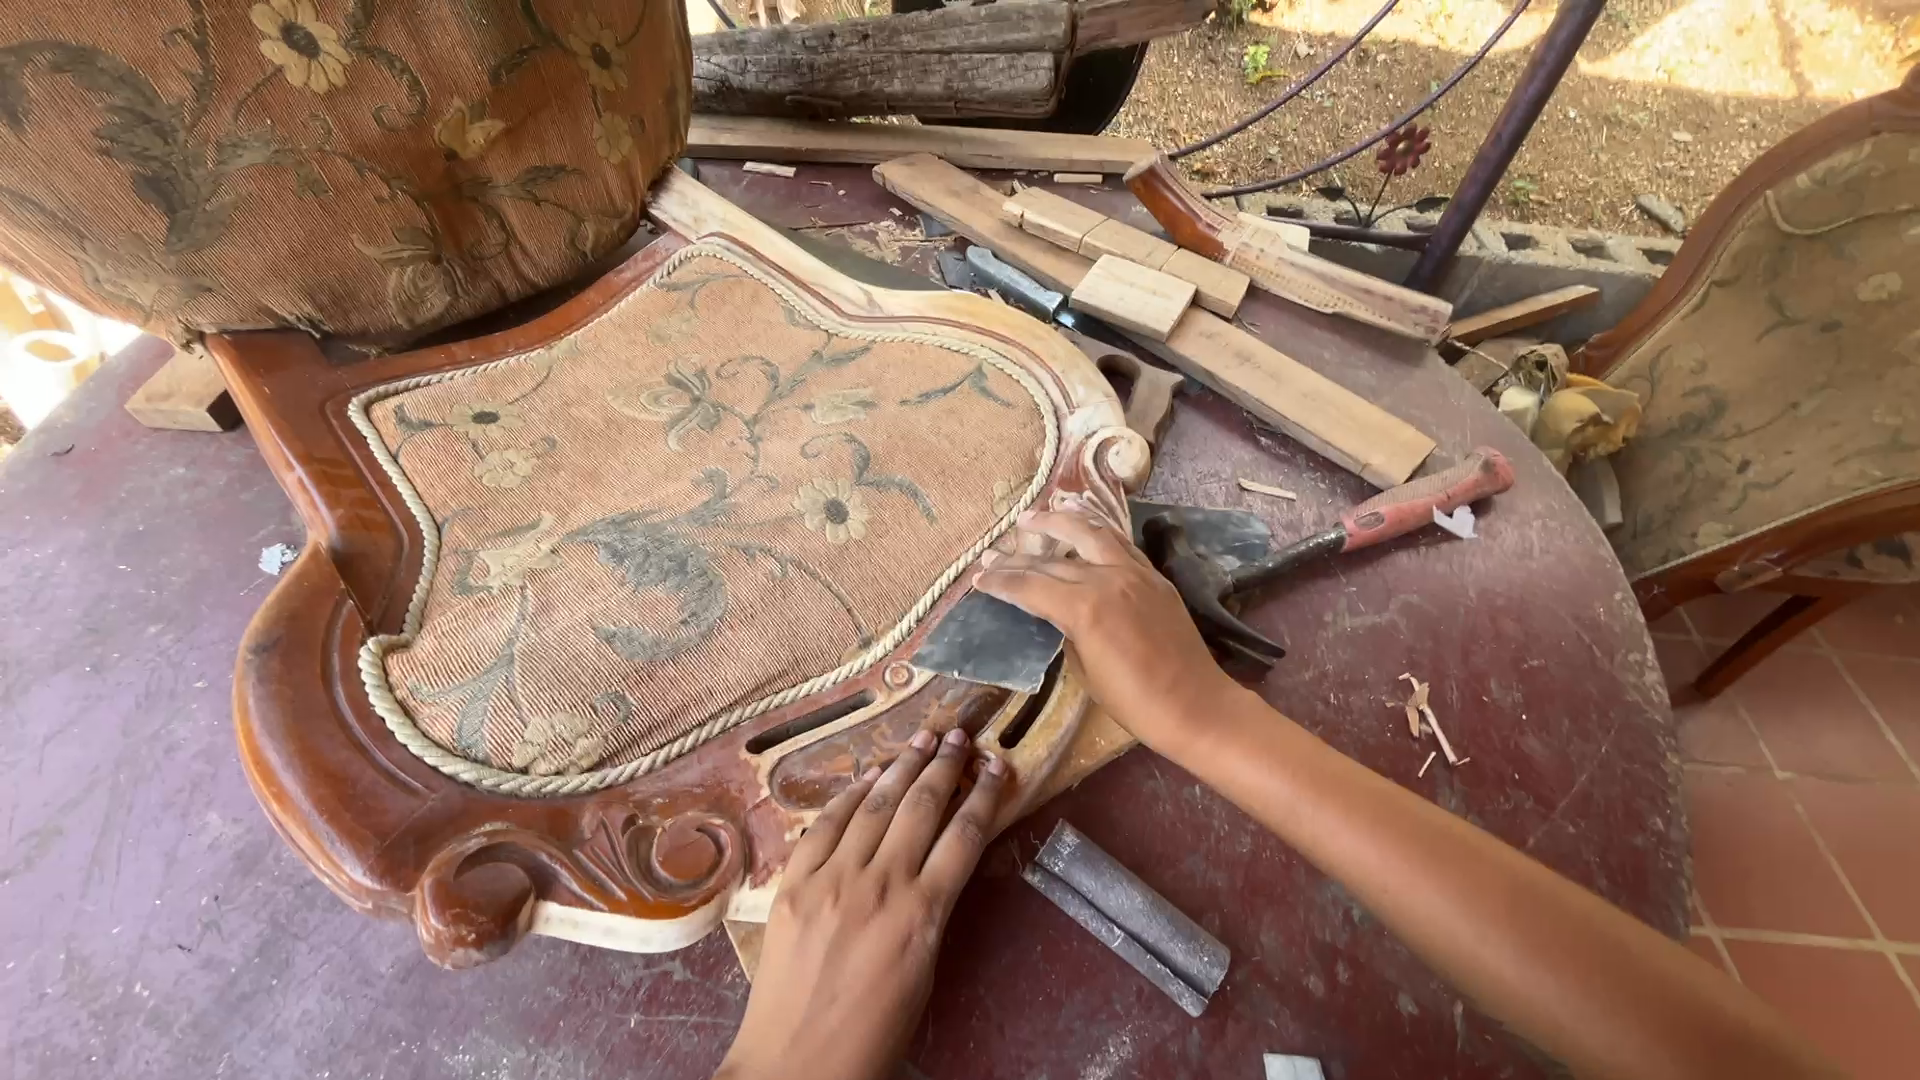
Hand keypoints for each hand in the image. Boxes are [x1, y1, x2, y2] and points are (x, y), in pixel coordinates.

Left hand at [715, 727, 1007, 1079]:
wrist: (794, 1069)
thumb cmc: (872, 1035)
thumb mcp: (923, 971)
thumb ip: (931, 909)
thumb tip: (938, 861)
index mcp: (922, 914)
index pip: (964, 835)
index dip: (985, 794)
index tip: (998, 765)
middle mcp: (880, 884)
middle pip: (922, 806)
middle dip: (945, 765)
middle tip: (960, 735)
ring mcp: (832, 878)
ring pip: (876, 804)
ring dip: (902, 765)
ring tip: (923, 737)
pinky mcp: (795, 882)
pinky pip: (826, 824)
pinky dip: (850, 795)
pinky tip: (868, 777)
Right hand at [972, 502, 1236, 752]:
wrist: (1194, 705)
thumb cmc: (1133, 702)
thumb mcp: (1085, 669)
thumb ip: (1066, 629)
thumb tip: (1053, 610)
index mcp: (1085, 608)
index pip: (1031, 586)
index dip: (1001, 582)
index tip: (979, 578)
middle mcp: (1108, 579)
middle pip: (1053, 560)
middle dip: (1018, 556)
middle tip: (992, 553)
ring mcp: (1135, 573)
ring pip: (1091, 533)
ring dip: (1059, 522)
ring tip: (1033, 518)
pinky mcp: (1154, 576)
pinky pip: (1119, 544)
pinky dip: (1095, 532)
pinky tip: (1082, 529)